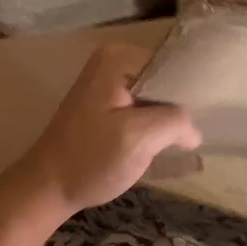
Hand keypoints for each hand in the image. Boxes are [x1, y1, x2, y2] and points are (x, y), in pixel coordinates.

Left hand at [5, 43, 202, 216]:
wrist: (47, 187)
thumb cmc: (90, 158)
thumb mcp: (138, 138)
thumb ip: (174, 122)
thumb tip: (194, 132)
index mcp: (118, 57)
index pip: (172, 66)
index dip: (187, 94)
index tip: (199, 121)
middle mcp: (112, 61)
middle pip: (164, 81)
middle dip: (175, 109)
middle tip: (189, 137)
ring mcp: (107, 83)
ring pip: (154, 99)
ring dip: (165, 122)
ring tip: (179, 143)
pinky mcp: (106, 106)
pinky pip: (141, 109)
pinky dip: (151, 127)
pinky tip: (161, 147)